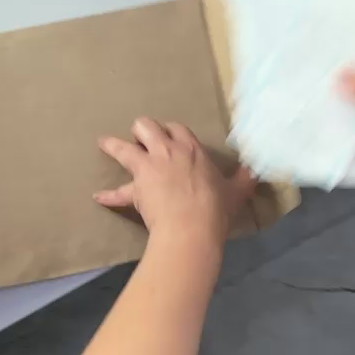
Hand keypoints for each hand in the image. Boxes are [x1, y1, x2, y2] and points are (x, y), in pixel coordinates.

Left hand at [95, 118, 256, 244]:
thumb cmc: (215, 208)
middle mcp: (167, 152)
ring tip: (104, 143)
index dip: (172, 131)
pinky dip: (109, 196)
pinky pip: (118, 192)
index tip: (171, 136)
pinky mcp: (135, 188)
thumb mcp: (236, 192)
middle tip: (142, 137)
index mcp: (192, 149)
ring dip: (113, 145)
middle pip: (147, 127)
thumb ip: (244, 179)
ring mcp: (148, 168)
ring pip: (124, 148)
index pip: (178, 129)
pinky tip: (98, 197)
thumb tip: (256, 171)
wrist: (192, 228)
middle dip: (143, 130)